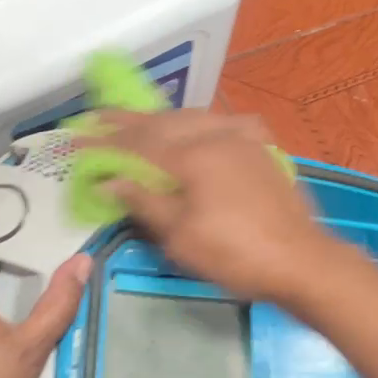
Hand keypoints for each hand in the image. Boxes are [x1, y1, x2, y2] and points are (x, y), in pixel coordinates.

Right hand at [85, 111, 343, 303]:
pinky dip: (201, 122)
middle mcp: (216, 136)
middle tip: (97, 118)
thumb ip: (145, 202)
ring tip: (138, 120)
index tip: (76, 139)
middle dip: (128, 122)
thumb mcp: (182, 236)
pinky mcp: (261, 149)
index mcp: (193, 156)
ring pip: (194, 118)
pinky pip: (224, 123)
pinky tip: (199, 125)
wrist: (302, 260)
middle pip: (164, 123)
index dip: (105, 143)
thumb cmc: (236, 254)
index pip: (138, 144)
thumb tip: (110, 180)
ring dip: (162, 118)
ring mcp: (243, 139)